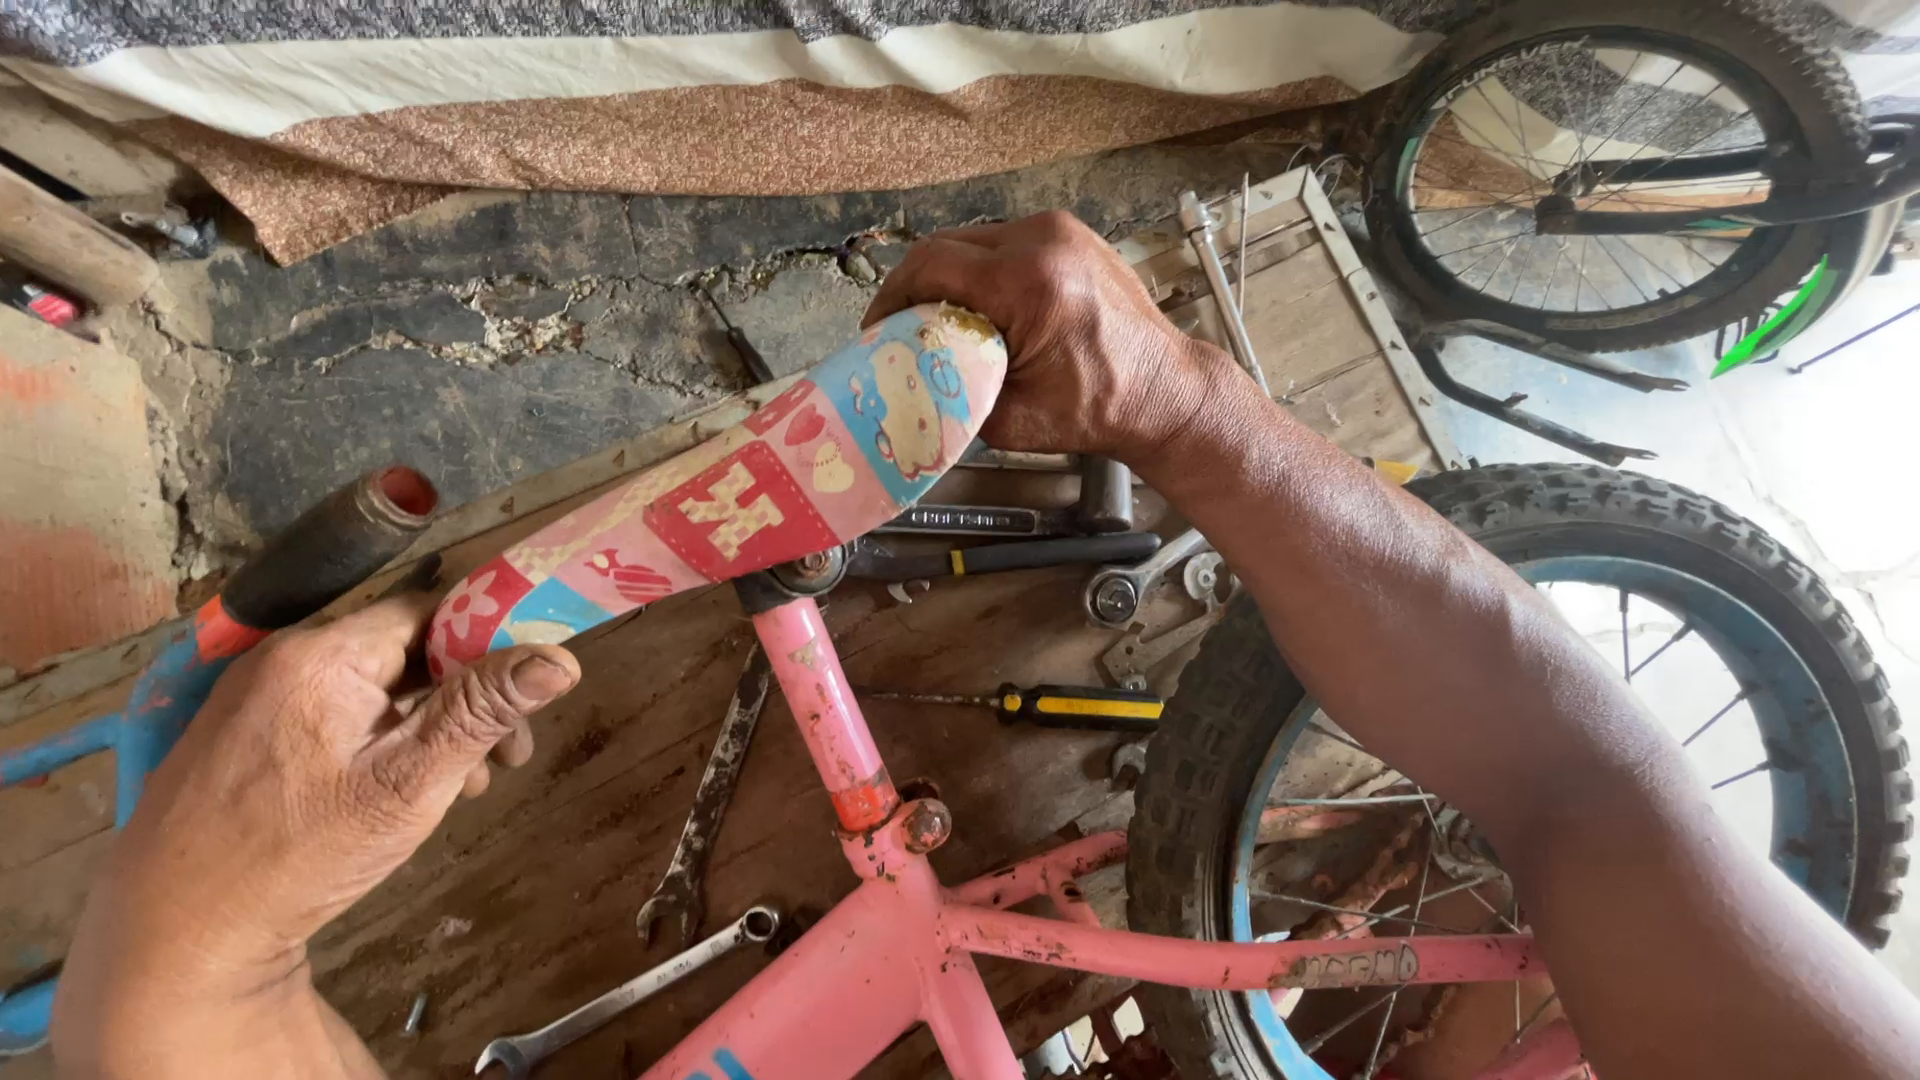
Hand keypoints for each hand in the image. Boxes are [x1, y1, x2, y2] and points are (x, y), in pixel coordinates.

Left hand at [53, 591, 579, 1064]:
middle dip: (472, 693)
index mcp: (322, 657)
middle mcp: (286, 659)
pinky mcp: (252, 732)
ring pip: (382, 683)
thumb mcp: (411, 782)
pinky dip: (391, 734)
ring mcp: (262, 696)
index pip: (433, 610)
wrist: (168, 948)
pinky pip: (344, 710)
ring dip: (437, 718)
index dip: (491, 641)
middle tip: (510, 749)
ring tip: (474, 777)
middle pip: (410, 649)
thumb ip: (484, 710)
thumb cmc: (301, 855)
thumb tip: (564, 659)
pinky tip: (415, 782)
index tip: (528, 690)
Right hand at [863, 211, 1240, 463]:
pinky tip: (978, 307)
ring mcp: (1062, 230)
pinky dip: (981, 271)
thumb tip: (912, 380)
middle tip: (899, 327)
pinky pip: (1006, 243)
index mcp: (1027, 282)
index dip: (892, 297)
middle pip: (948, 246)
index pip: (931, 266)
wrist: (1165, 392)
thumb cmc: (1099, 410)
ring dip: (948, 277)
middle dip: (914, 286)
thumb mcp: (1010, 419)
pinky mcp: (1072, 235)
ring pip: (975, 240)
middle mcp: (1043, 240)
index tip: (878, 329)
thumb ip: (954, 393)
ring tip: (935, 320)